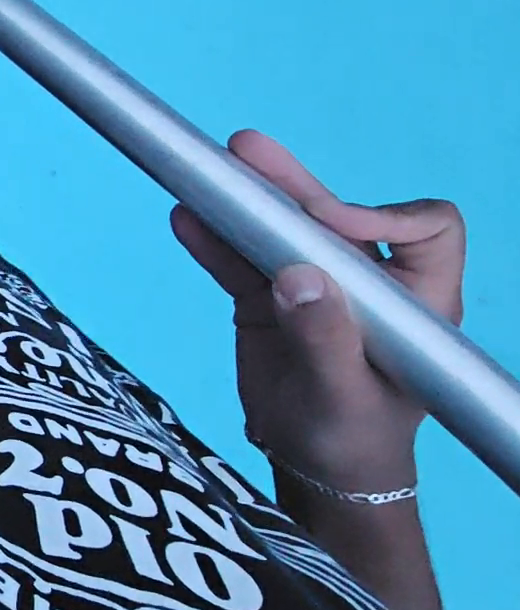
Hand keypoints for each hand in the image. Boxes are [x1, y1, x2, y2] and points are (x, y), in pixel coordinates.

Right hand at [171, 130, 465, 492]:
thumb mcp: (343, 393)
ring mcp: (310, 290)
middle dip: (292, 184)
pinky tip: (185, 219)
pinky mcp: (264, 302)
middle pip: (332, 217)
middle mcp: (365, 283)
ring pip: (276, 234)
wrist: (315, 460)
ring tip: (203, 172)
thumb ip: (324, 336)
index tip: (320, 222)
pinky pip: (234, 264)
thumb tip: (296, 276)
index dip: (377, 215)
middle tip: (246, 148)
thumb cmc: (352, 434)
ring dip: (240, 203)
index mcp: (415, 300)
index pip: (423, 230)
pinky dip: (209, 241)